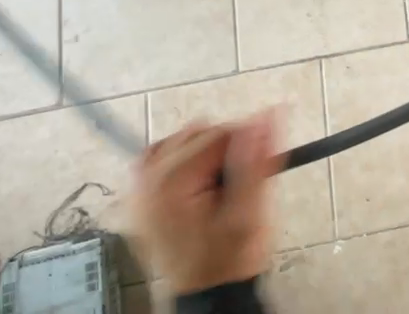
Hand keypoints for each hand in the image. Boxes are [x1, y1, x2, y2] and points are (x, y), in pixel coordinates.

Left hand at [130, 113, 279, 294]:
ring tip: (224, 176)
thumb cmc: (232, 255)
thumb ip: (255, 159)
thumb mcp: (250, 209)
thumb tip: (268, 112)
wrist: (210, 295)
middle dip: (228, 146)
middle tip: (245, 175)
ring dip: (205, 149)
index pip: (220, 132)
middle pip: (198, 132)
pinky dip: (180, 157)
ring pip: (178, 141)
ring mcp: (140, 193)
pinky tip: (198, 175)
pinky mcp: (142, 201)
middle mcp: (147, 183)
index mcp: (172, 184)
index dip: (249, 143)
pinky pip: (156, 158)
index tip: (264, 162)